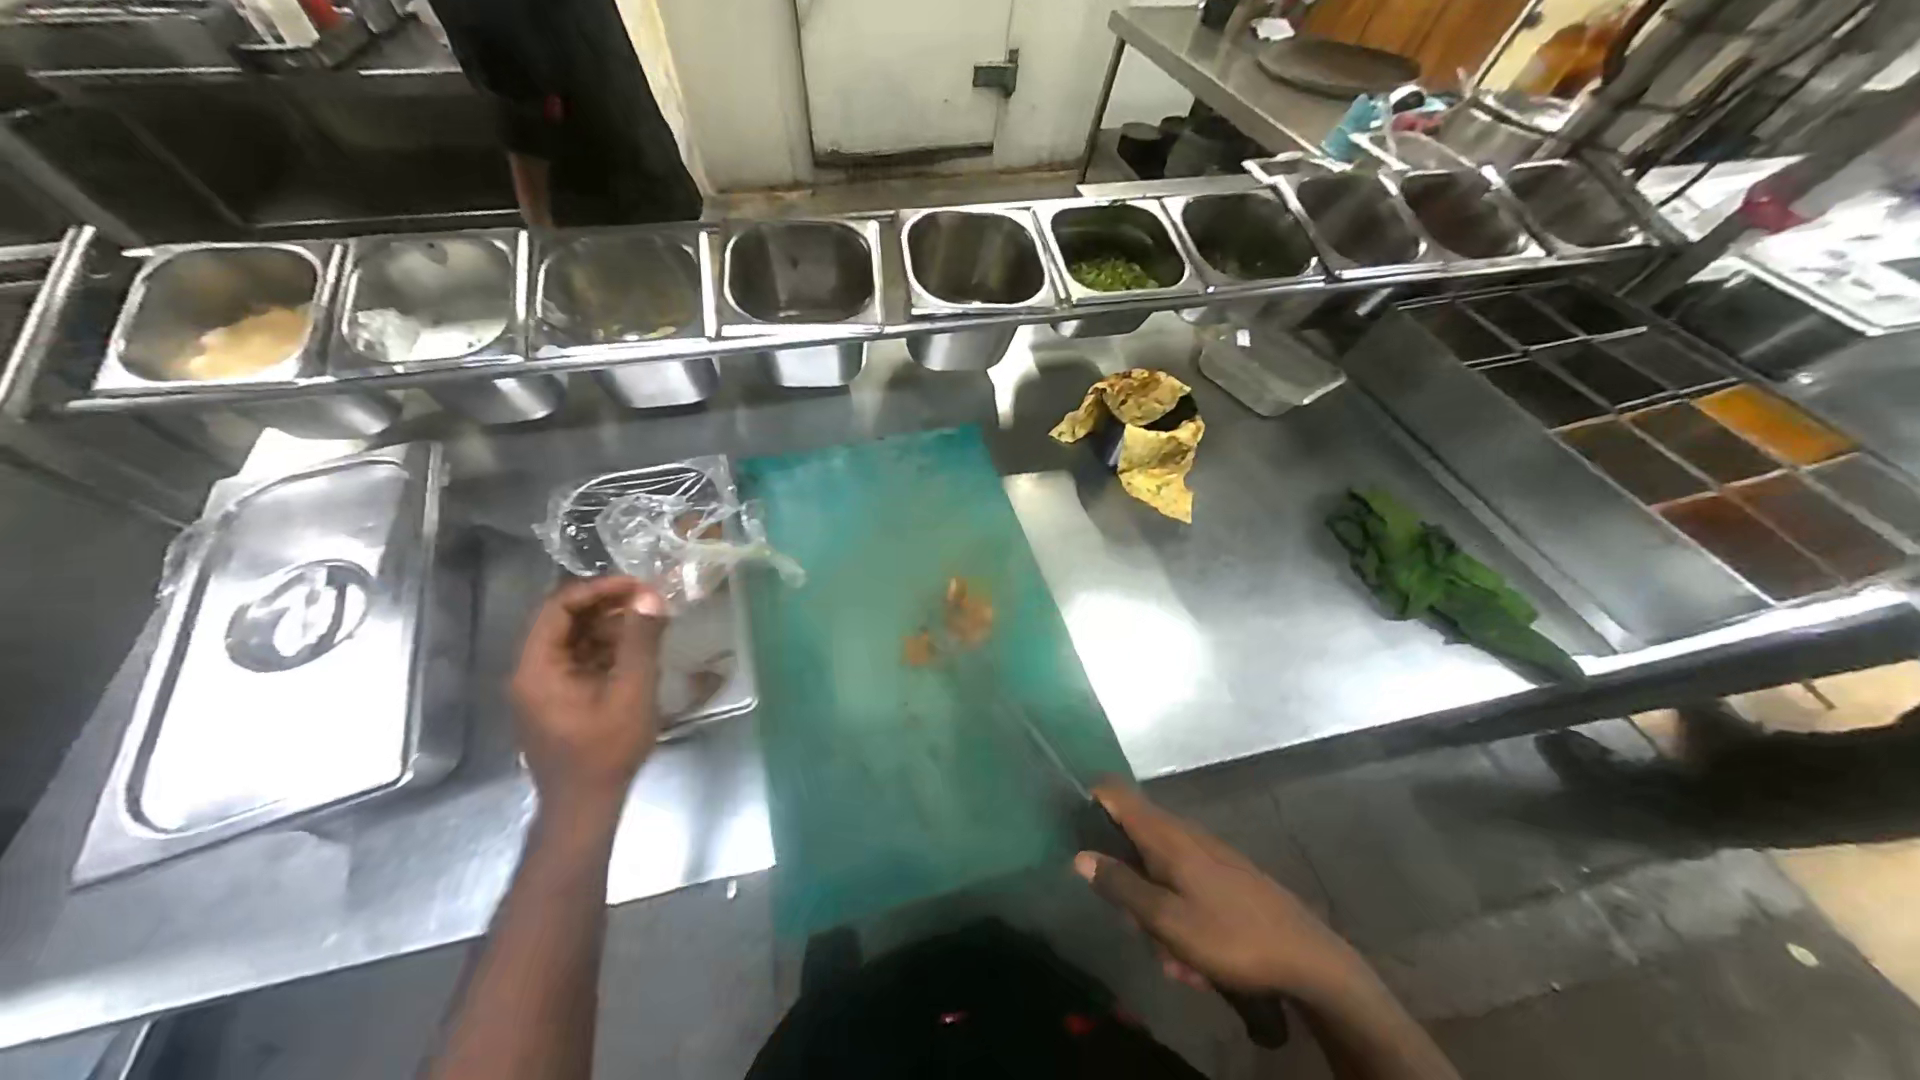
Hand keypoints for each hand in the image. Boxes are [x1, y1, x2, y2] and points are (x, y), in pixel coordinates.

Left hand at [510, 576, 668, 821]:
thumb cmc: (606, 751)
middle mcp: (532, 673)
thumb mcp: (631, 692)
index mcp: (537, 668)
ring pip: (576, 642)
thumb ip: (640, 641)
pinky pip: (581, 663)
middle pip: (566, 623)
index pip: (559, 608)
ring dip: (612, 628)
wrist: (585, 808)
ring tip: (651, 624)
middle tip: (650, 602)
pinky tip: (639, 652)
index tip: (637, 586)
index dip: (598, 590)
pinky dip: (609, 651)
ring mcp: (544, 689)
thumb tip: (650, 596)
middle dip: (609, 608)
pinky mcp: (559, 702)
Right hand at [1076, 784, 1370, 1004]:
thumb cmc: (1231, 937)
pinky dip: (1180, 918)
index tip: (1075, 829)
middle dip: (1126, 882)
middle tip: (1137, 928)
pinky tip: (1197, 959)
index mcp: (1165, 835)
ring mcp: (1207, 853)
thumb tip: (1080, 855)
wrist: (1309, 959)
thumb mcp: (1166, 921)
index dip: (1090, 799)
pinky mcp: (1225, 874)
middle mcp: (1184, 833)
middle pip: (1133, 838)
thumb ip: (1121, 886)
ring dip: (1156, 912)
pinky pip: (1184, 887)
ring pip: (1159, 871)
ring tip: (1177, 962)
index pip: (1116, 791)